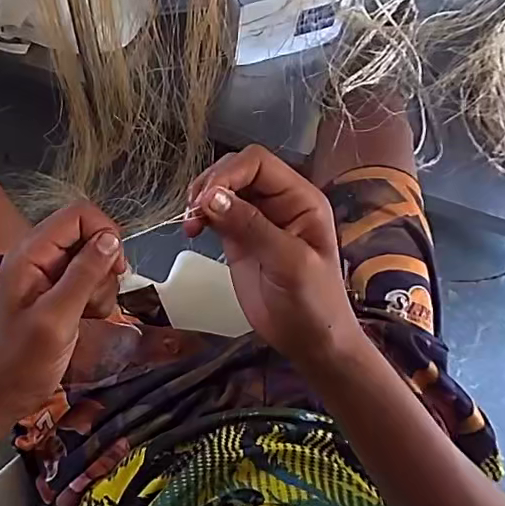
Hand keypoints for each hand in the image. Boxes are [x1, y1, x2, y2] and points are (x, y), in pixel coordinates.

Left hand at [0, 200, 126, 411]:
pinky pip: (91, 280)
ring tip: (89, 313)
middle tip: (97, 298)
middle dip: (104, 264)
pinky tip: (88, 318)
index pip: (78, 214)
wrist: (5, 395)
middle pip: (90, 234)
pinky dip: (98, 297)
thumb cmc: (22, 361)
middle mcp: (40, 256)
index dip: (104, 233)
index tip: (115, 268)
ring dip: (102, 285)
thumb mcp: (56, 318)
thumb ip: (83, 275)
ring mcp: (50, 274)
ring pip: (96, 259)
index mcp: (31, 253)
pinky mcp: (60, 292)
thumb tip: (111, 239)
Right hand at [185, 145, 363, 365]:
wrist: (312, 342)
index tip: (205, 199)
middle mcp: (278, 202)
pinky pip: (215, 213)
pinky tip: (193, 230)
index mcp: (300, 198)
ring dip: (201, 199)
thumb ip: (252, 227)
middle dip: (210, 184)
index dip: (228, 173)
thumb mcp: (289, 263)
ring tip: (191, 224)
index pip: (258, 163)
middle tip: (194, 214)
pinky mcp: (238, 238)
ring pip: (221, 189)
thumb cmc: (313, 303)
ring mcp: (257, 219)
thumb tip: (210, 197)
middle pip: (236, 170)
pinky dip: (199, 216)